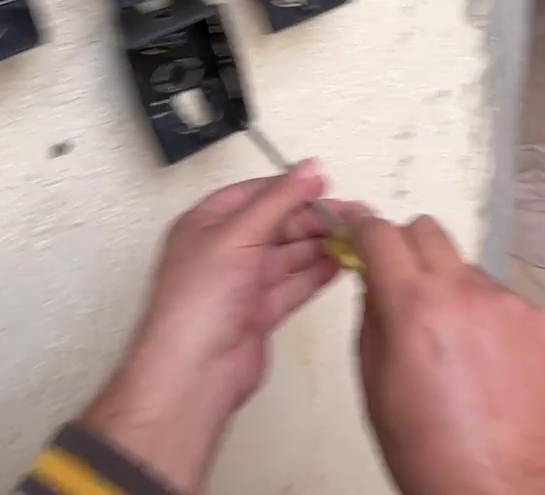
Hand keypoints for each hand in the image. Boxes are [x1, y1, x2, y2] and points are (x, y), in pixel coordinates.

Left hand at [82, 162, 342, 494]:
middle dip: (310, 219)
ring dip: (318, 245)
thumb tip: (309, 168)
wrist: (193, 376)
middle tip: (345, 216)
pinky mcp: (259, 312)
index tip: (323, 184)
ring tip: (351, 237)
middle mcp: (223, 249)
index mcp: (206, 223)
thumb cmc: (198, 302)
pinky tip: (338, 263)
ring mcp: (241, 282)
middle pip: (275, 223)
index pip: (254, 193)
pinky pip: (292, 284)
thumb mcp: (239, 235)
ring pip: (287, 254)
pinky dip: (315, 274)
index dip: (289, 187)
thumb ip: (279, 200)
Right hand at [349, 210, 544, 494]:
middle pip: (426, 228)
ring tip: (453, 341)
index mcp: (412, 306)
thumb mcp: (374, 383)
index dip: (362, 228)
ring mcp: (503, 300)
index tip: (356, 232)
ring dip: (449, 286)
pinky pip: (496, 295)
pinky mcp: (535, 316)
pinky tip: (485, 357)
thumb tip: (373, 276)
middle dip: (407, 246)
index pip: (380, 233)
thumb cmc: (426, 448)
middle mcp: (460, 289)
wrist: (505, 490)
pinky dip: (482, 313)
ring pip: (463, 265)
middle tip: (404, 283)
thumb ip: (371, 315)